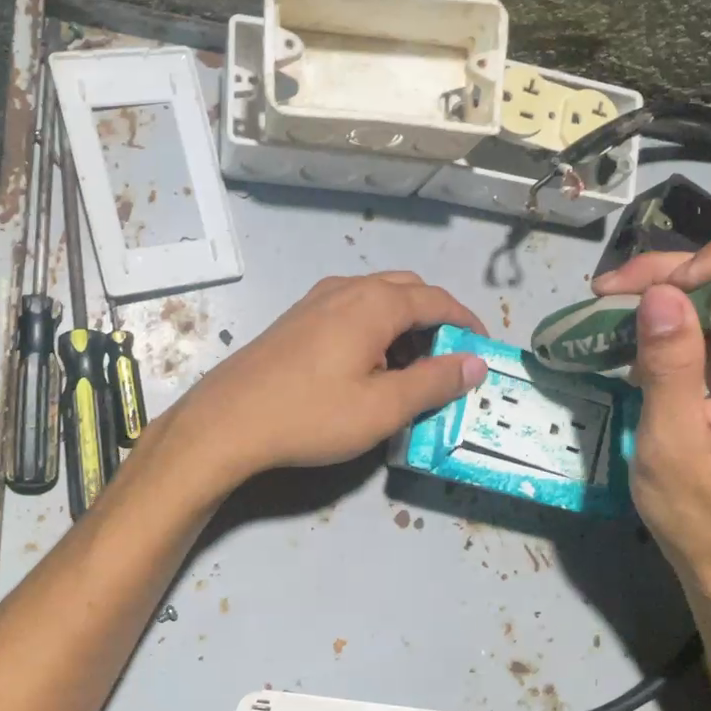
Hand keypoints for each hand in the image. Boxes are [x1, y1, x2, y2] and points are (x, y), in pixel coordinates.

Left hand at [161, 272, 487, 489]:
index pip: (437, 300)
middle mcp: (346, 288)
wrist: (227, 422)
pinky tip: (366, 368)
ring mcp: (315, 301)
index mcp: (375, 302)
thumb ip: (434, 382)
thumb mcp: (383, 407)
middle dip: (435, 321)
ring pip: (376, 300)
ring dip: (403, 326)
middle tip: (447, 362)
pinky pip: (349, 311)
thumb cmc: (311, 415)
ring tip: (410, 371)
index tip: (483, 351)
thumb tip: (475, 363)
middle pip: (407, 291)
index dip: (466, 324)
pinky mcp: (295, 320)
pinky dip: (373, 330)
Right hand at [592, 235, 710, 593]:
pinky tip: (629, 326)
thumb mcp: (673, 443)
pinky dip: (671, 315)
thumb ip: (671, 366)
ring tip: (611, 299)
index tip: (664, 289)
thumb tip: (658, 295)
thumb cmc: (700, 512)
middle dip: (686, 268)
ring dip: (671, 287)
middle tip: (616, 288)